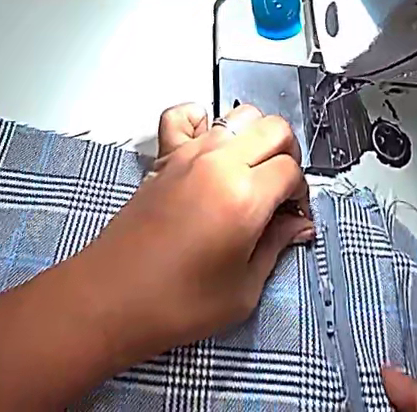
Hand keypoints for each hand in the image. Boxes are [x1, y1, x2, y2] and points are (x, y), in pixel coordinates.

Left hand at [68, 102, 314, 361]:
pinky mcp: (165, 153)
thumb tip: (297, 225)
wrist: (116, 295)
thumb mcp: (242, 290)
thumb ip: (275, 245)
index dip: (300, 193)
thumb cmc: (176, 302)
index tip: (294, 214)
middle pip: (273, 128)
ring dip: (253, 137)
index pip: (291, 169)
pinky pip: (184, 114)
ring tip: (251, 171)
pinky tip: (208, 145)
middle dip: (287, 154)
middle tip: (281, 189)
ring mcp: (189, 152)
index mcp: (244, 196)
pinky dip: (201, 119)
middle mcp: (218, 163)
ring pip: (238, 115)